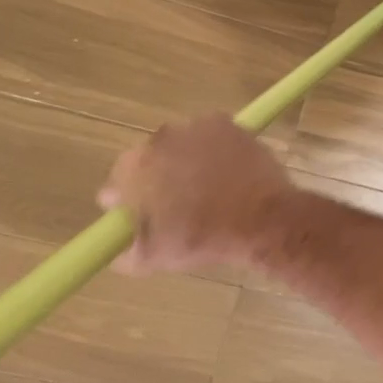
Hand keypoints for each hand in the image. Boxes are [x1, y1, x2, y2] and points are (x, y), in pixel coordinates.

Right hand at [97, 114, 308, 273]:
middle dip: (157, 178)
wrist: (264, 218)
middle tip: (176, 202)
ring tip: (206, 187)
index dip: (126, 201)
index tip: (138, 216)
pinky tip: (226, 171)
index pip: (117, 183)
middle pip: (149, 159)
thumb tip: (121, 253)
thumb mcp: (155, 257)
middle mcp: (161, 139)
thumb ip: (128, 252)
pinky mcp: (229, 124)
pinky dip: (215, 150)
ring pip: (181, 145)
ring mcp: (198, 127)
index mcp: (135, 168)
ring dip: (186, 161)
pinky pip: (212, 136)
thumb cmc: (204, 237)